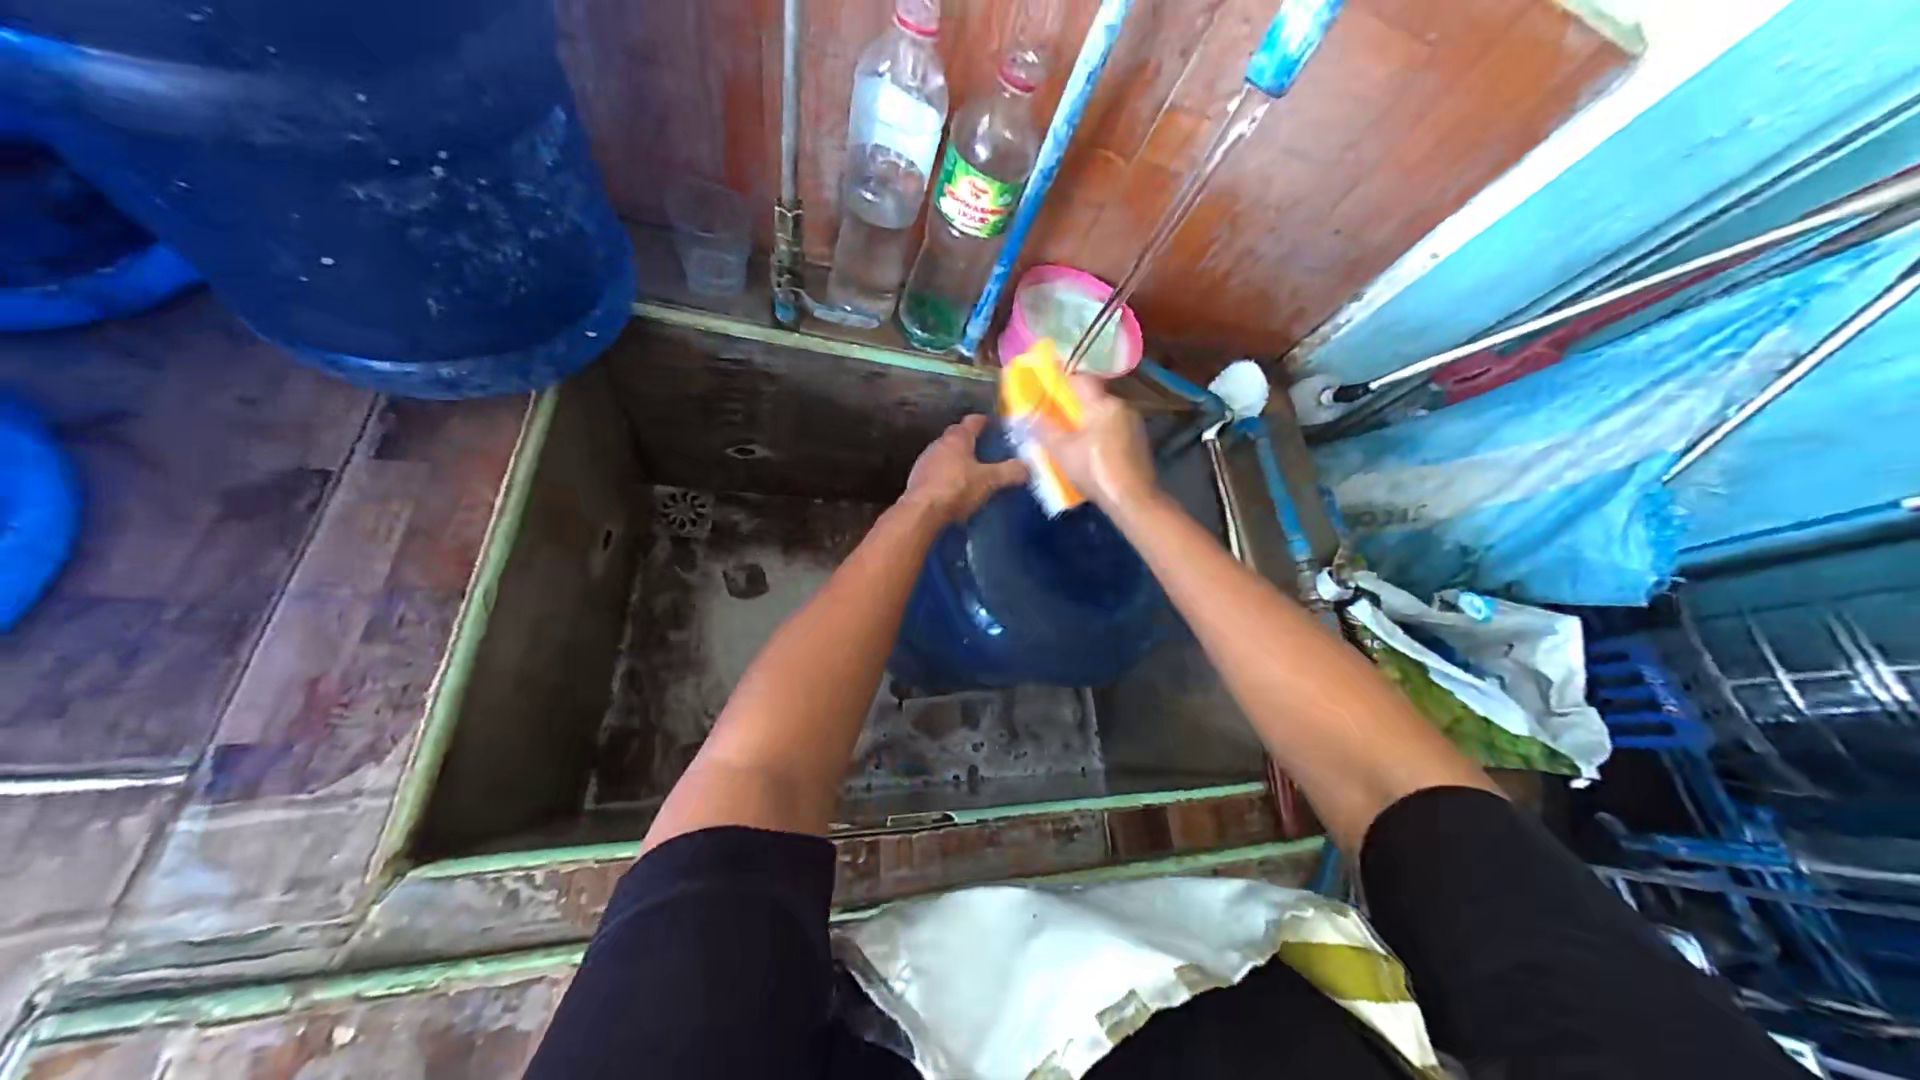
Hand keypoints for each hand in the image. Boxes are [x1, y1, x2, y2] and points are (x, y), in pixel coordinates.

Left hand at [901, 414, 1028, 524]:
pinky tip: (954, 489)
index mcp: (957, 438)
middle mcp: (938, 444)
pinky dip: (946, 476)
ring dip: (957, 460)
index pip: (973, 421)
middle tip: (986, 451)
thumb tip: (1027, 467)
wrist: (922, 512)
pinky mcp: (917, 480)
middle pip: (956, 437)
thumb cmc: (958, 488)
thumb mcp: (990, 480)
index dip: (984, 421)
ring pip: (945, 455)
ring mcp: (925, 462)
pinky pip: (936, 473)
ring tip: (972, 472)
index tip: (994, 425)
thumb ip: (1010, 472)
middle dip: (970, 442)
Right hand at [1036, 376, 1157, 511]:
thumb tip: (1026, 415)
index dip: (1063, 380)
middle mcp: (1122, 407)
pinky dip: (1101, 435)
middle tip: (1055, 418)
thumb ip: (1044, 430)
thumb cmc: (1094, 470)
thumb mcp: (1062, 451)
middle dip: (1074, 407)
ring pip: (1105, 416)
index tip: (1048, 386)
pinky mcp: (1139, 442)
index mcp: (1104, 404)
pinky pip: (1114, 430)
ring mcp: (1134, 425)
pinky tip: (1090, 451)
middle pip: (1093, 399)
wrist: (1132, 499)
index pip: (1081, 380)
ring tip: (1070, 438)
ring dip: (1088, 423)